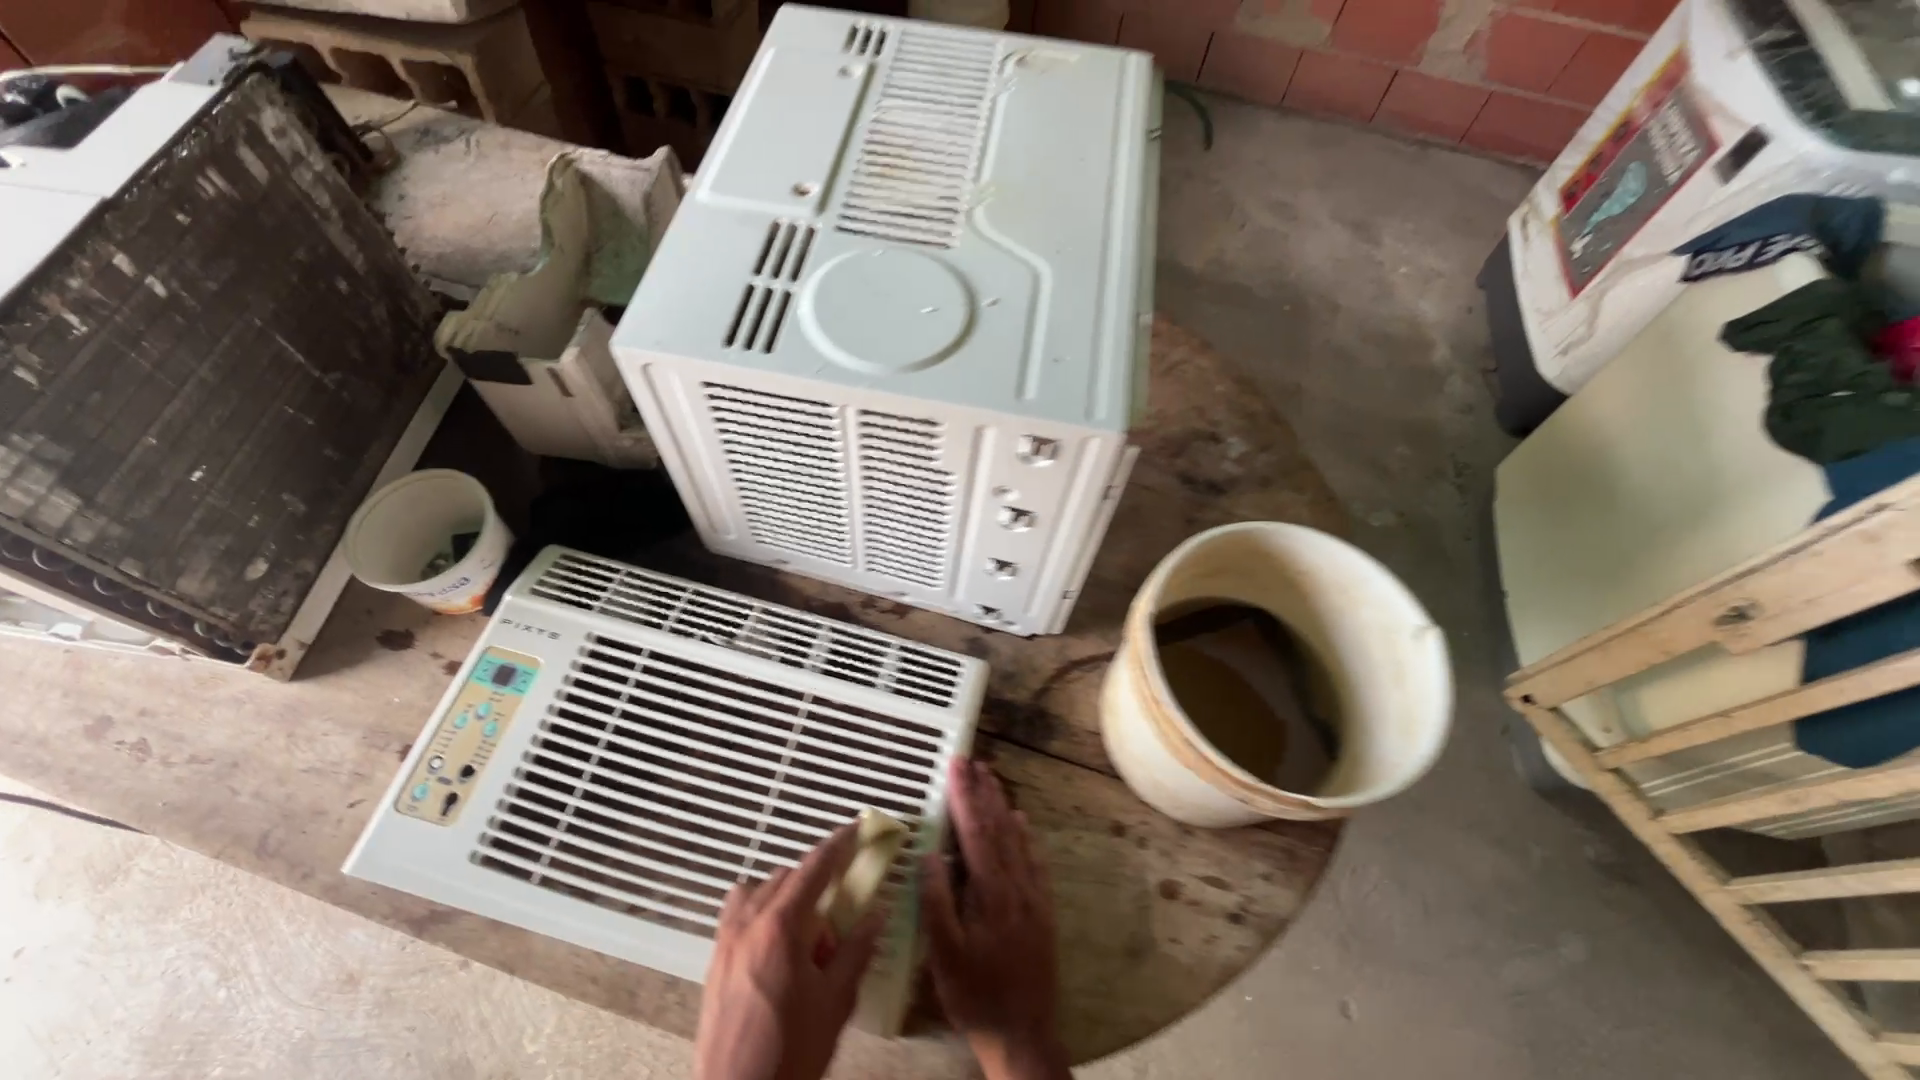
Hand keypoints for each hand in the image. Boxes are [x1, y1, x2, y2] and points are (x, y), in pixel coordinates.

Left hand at [694, 823, 887, 1079]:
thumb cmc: (793, 1050)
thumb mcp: (836, 1001)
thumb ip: (856, 950)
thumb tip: (877, 913)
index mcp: (780, 927)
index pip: (814, 868)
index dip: (839, 843)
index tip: (859, 828)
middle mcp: (747, 923)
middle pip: (786, 876)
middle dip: (817, 878)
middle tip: (842, 906)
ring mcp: (725, 942)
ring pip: (758, 891)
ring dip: (786, 893)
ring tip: (808, 927)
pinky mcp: (714, 962)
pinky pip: (738, 914)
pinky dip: (761, 910)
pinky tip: (777, 944)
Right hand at [922, 759, 1069, 1079]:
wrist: (1023, 1032)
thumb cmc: (976, 994)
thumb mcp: (945, 954)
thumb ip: (938, 901)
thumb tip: (931, 853)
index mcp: (990, 892)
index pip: (974, 831)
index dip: (964, 795)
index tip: (955, 765)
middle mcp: (1016, 885)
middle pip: (998, 827)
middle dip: (983, 791)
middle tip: (971, 760)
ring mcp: (1033, 896)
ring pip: (1017, 839)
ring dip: (1002, 805)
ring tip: (991, 777)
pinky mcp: (1042, 909)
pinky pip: (1034, 860)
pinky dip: (1025, 836)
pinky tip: (1021, 821)